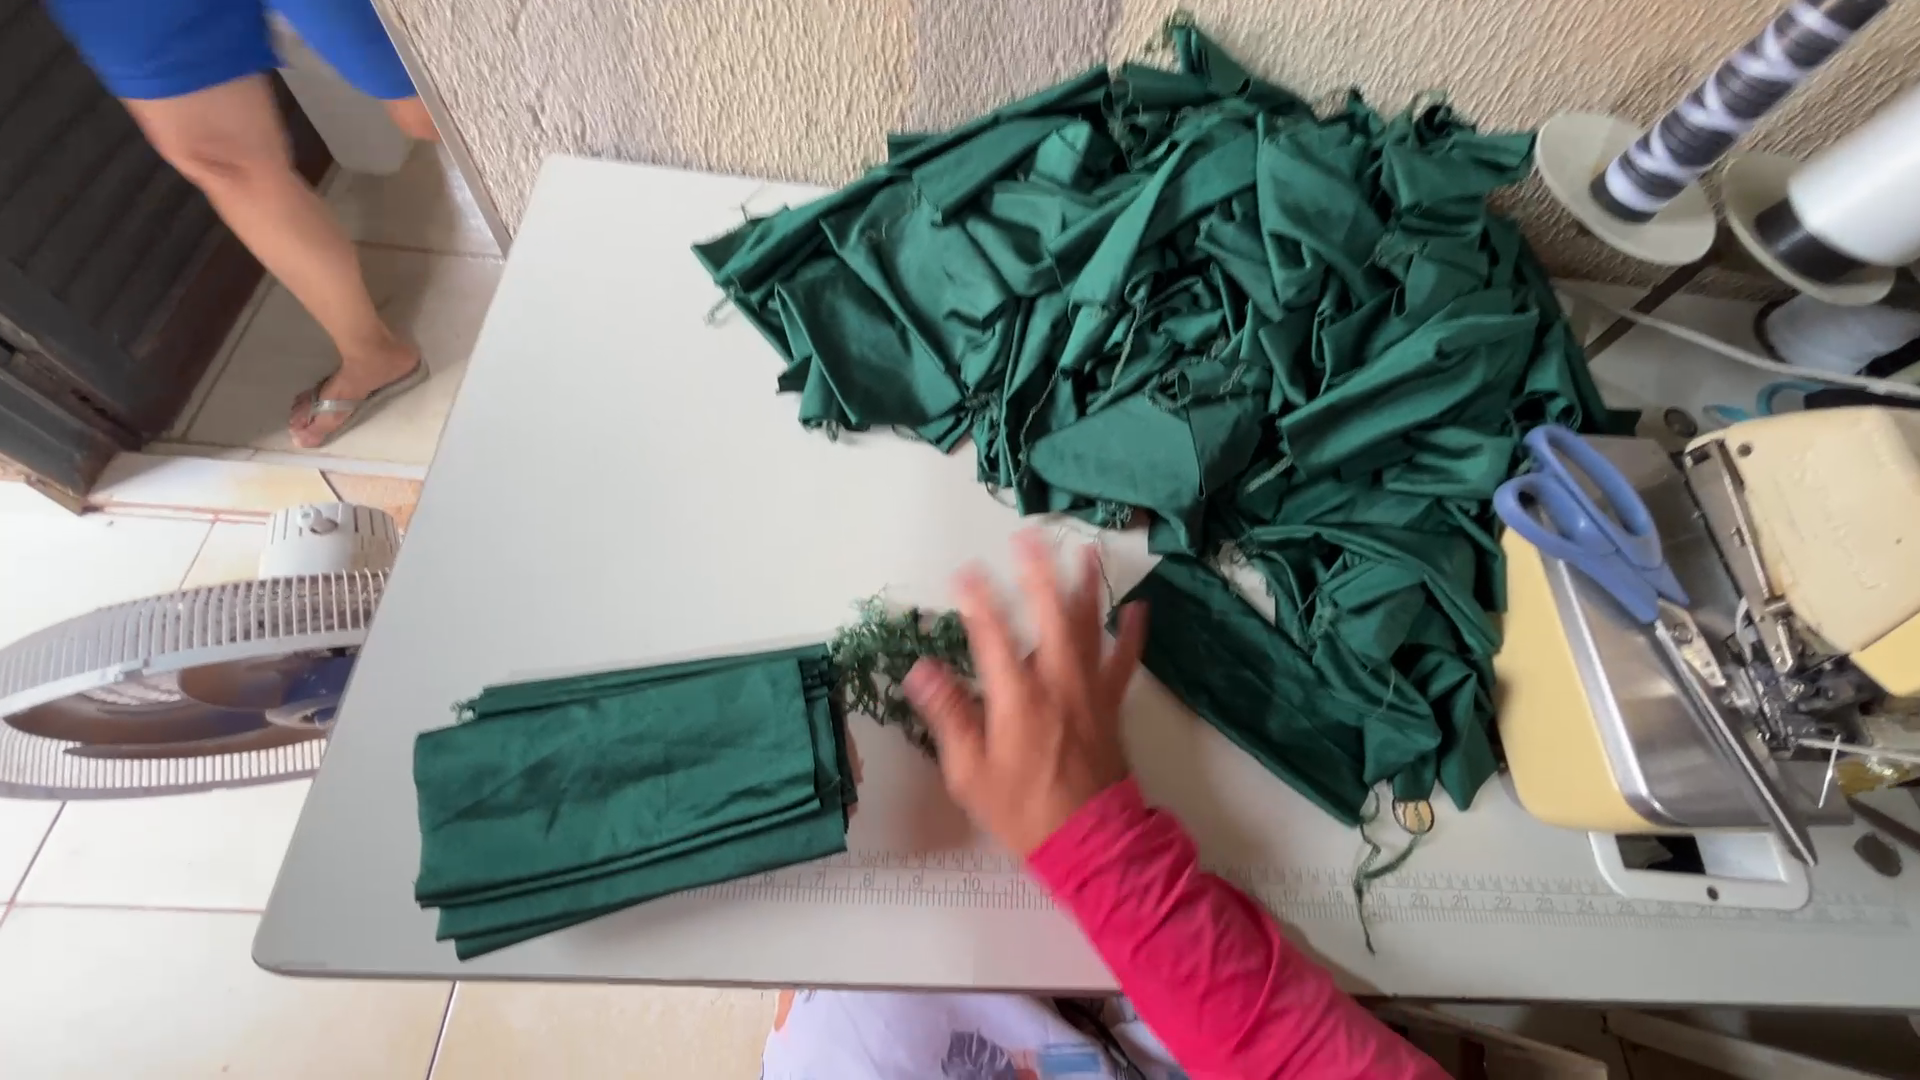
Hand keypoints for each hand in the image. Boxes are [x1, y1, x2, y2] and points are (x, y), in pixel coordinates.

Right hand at [903, 531, 1147, 856]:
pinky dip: (1132, 634)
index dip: (976, 600)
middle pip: (1049, 615)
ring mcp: (1089, 690)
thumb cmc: (1023, 811)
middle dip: (1037, 573)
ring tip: (1086, 550)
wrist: (1091, 843)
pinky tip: (1139, 607)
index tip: (962, 572)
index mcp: (1018, 699)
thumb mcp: (971, 773)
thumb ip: (949, 717)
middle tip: (1029, 537)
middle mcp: (1057, 683)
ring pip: (1089, 627)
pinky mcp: (1111, 703)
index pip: (992, 635)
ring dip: (1086, 586)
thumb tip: (921, 672)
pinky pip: (1125, 661)